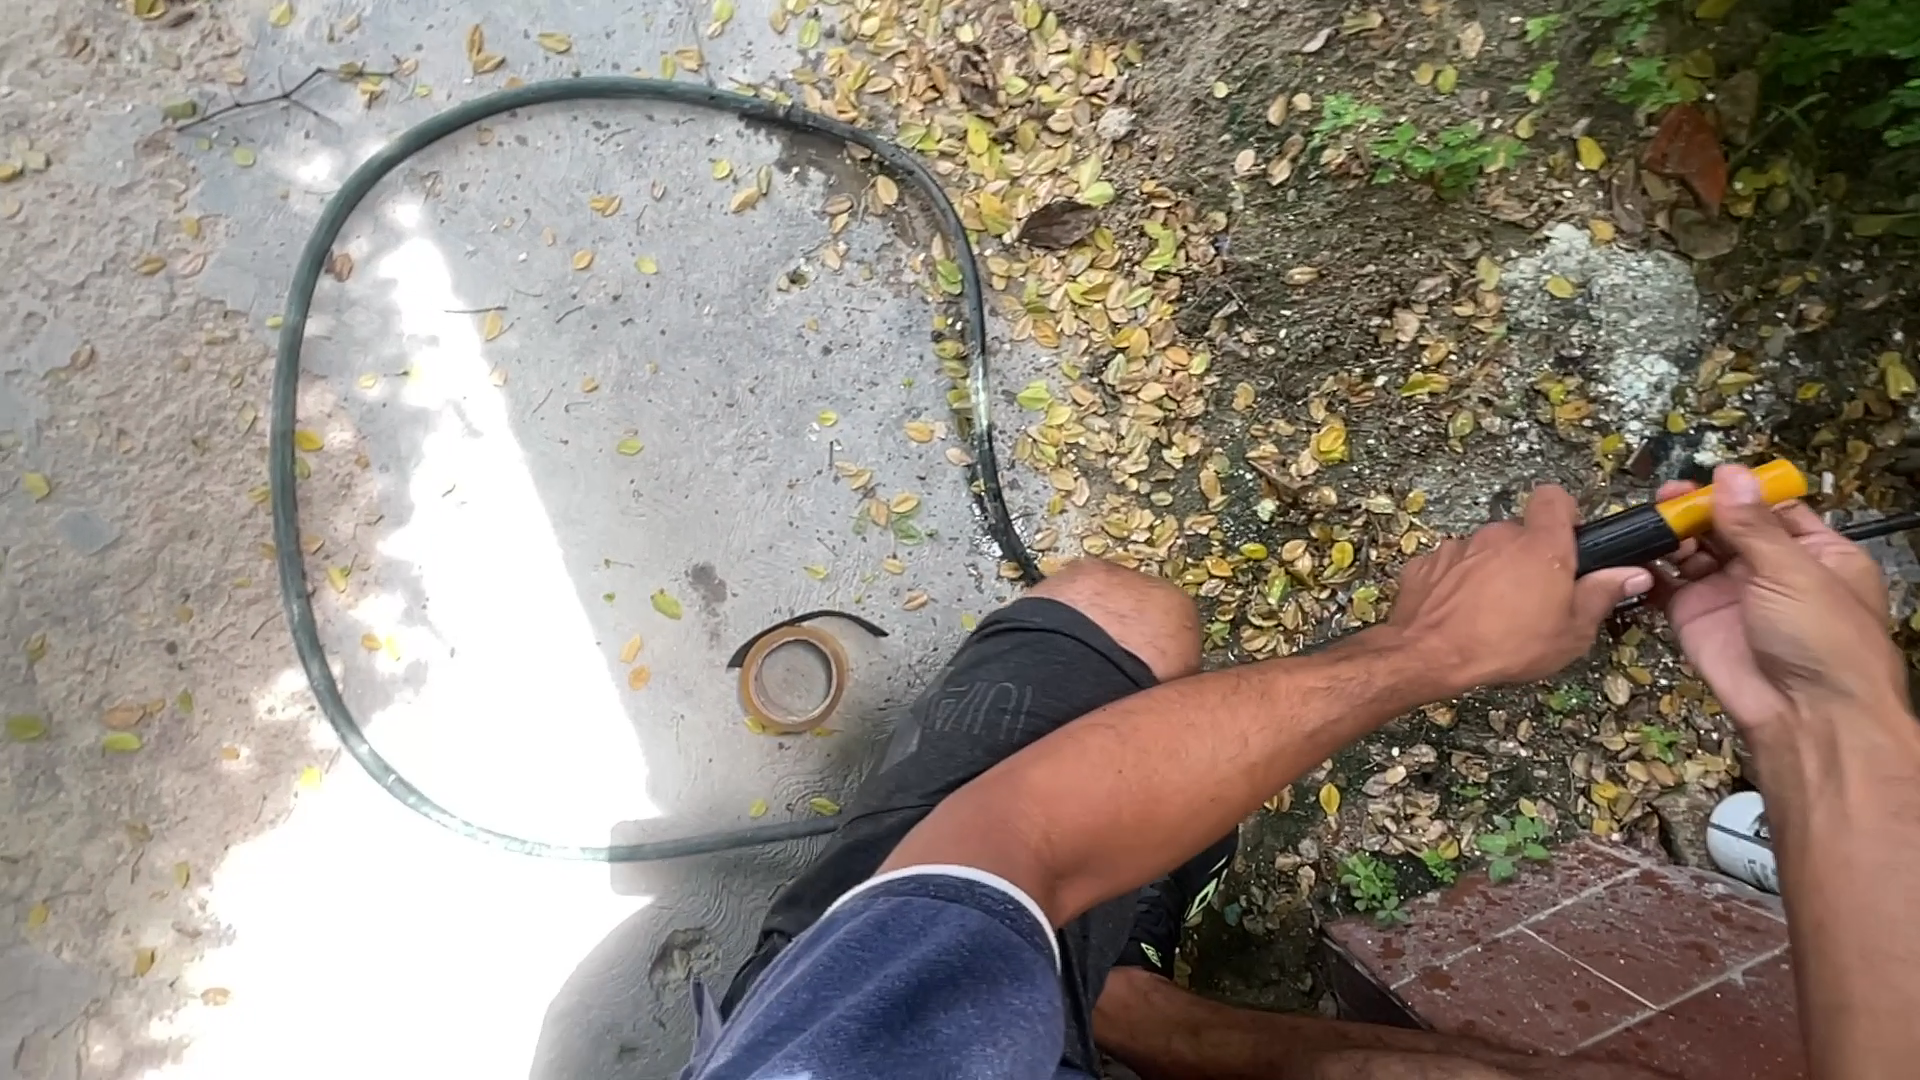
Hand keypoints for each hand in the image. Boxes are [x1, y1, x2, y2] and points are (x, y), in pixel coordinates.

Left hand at [1390, 484, 1652, 690]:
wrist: (1429, 654)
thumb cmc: (1507, 645)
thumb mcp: (1571, 631)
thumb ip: (1601, 594)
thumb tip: (1629, 574)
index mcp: (1538, 546)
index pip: (1553, 499)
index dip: (1563, 512)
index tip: (1568, 536)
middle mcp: (1494, 537)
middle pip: (1516, 534)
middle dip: (1525, 556)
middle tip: (1532, 593)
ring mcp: (1453, 549)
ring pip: (1480, 551)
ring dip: (1488, 569)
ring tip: (1490, 607)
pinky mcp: (1422, 563)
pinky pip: (1448, 566)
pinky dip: (1454, 581)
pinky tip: (1457, 609)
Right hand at [1649, 464, 1904, 737]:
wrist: (1800, 710)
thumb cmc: (1823, 641)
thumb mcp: (1793, 573)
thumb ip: (1753, 525)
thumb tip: (1731, 474)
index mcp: (1814, 554)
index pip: (1773, 510)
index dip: (1740, 493)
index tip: (1708, 479)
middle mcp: (1769, 568)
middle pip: (1725, 526)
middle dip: (1696, 510)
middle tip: (1665, 497)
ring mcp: (1726, 590)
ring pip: (1691, 549)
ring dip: (1671, 534)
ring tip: (1649, 524)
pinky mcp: (1690, 610)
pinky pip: (1663, 581)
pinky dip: (1647, 566)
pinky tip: (1634, 552)